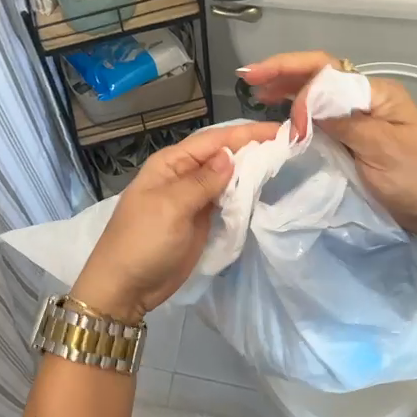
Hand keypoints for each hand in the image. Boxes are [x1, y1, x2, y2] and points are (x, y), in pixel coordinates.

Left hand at [71, 120, 281, 317]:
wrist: (125, 287)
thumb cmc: (142, 242)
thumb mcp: (171, 208)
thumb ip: (202, 181)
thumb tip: (230, 156)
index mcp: (170, 164)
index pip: (214, 140)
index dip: (247, 133)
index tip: (282, 129)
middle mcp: (182, 175)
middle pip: (222, 155)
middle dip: (253, 148)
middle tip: (291, 144)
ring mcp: (192, 199)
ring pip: (226, 177)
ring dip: (251, 171)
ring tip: (284, 162)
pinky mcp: (200, 221)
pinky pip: (226, 201)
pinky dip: (244, 195)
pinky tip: (263, 189)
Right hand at [239, 51, 416, 240]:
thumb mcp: (382, 149)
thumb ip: (343, 122)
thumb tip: (305, 104)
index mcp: (377, 93)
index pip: (328, 71)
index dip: (295, 79)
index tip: (274, 102)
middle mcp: (366, 100)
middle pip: (319, 76)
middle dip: (283, 74)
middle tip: (247, 78)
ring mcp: (361, 120)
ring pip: (317, 96)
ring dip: (287, 91)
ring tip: (256, 92)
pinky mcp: (355, 141)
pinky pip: (322, 119)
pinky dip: (298, 114)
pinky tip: (280, 117)